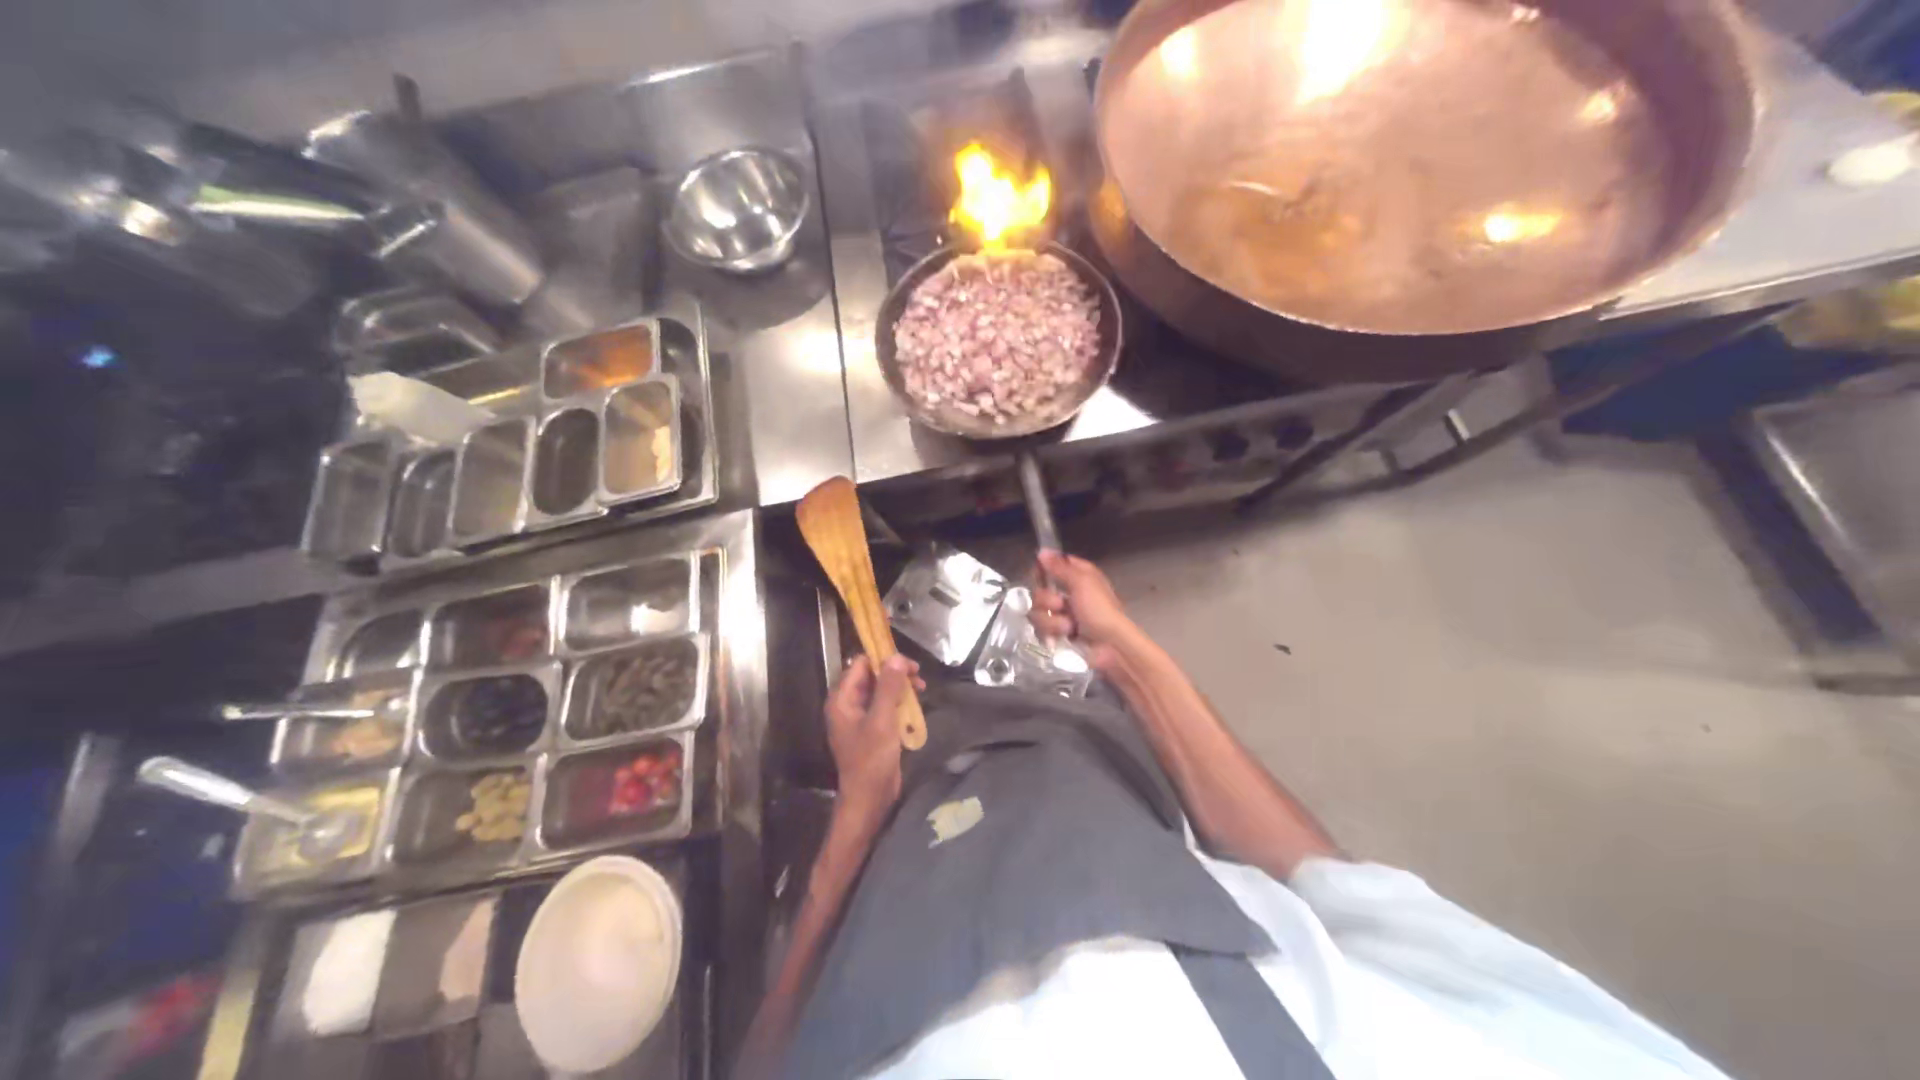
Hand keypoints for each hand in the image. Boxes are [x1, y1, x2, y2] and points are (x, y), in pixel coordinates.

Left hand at [824, 654, 922, 818]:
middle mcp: (847, 705)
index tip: (907, 663)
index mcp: (842, 700)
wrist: (869, 798)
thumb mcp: (882, 720)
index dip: (883, 659)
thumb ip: (888, 687)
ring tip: (921, 689)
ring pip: (880, 691)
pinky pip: (884, 707)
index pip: (860, 665)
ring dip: (899, 687)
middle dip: (895, 673)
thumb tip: (896, 657)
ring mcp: (859, 718)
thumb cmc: (871, 759)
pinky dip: (899, 703)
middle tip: (918, 676)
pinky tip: (914, 706)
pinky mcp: (871, 730)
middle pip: (871, 676)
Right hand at [1029, 551, 1139, 667]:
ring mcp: (1062, 613)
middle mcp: (1069, 592)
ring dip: (1053, 620)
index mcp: (1078, 575)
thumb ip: (1059, 567)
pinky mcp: (1058, 632)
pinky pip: (1041, 628)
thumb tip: (1042, 551)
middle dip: (1047, 601)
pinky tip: (1065, 636)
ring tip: (1069, 627)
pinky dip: (1053, 633)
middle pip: (1040, 589)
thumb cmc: (1100, 610)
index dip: (1044, 569)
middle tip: (1061, 606)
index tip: (1040, 575)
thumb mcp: (1082, 582)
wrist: (1110, 646)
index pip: (1052, 564)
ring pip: (1038, 611)